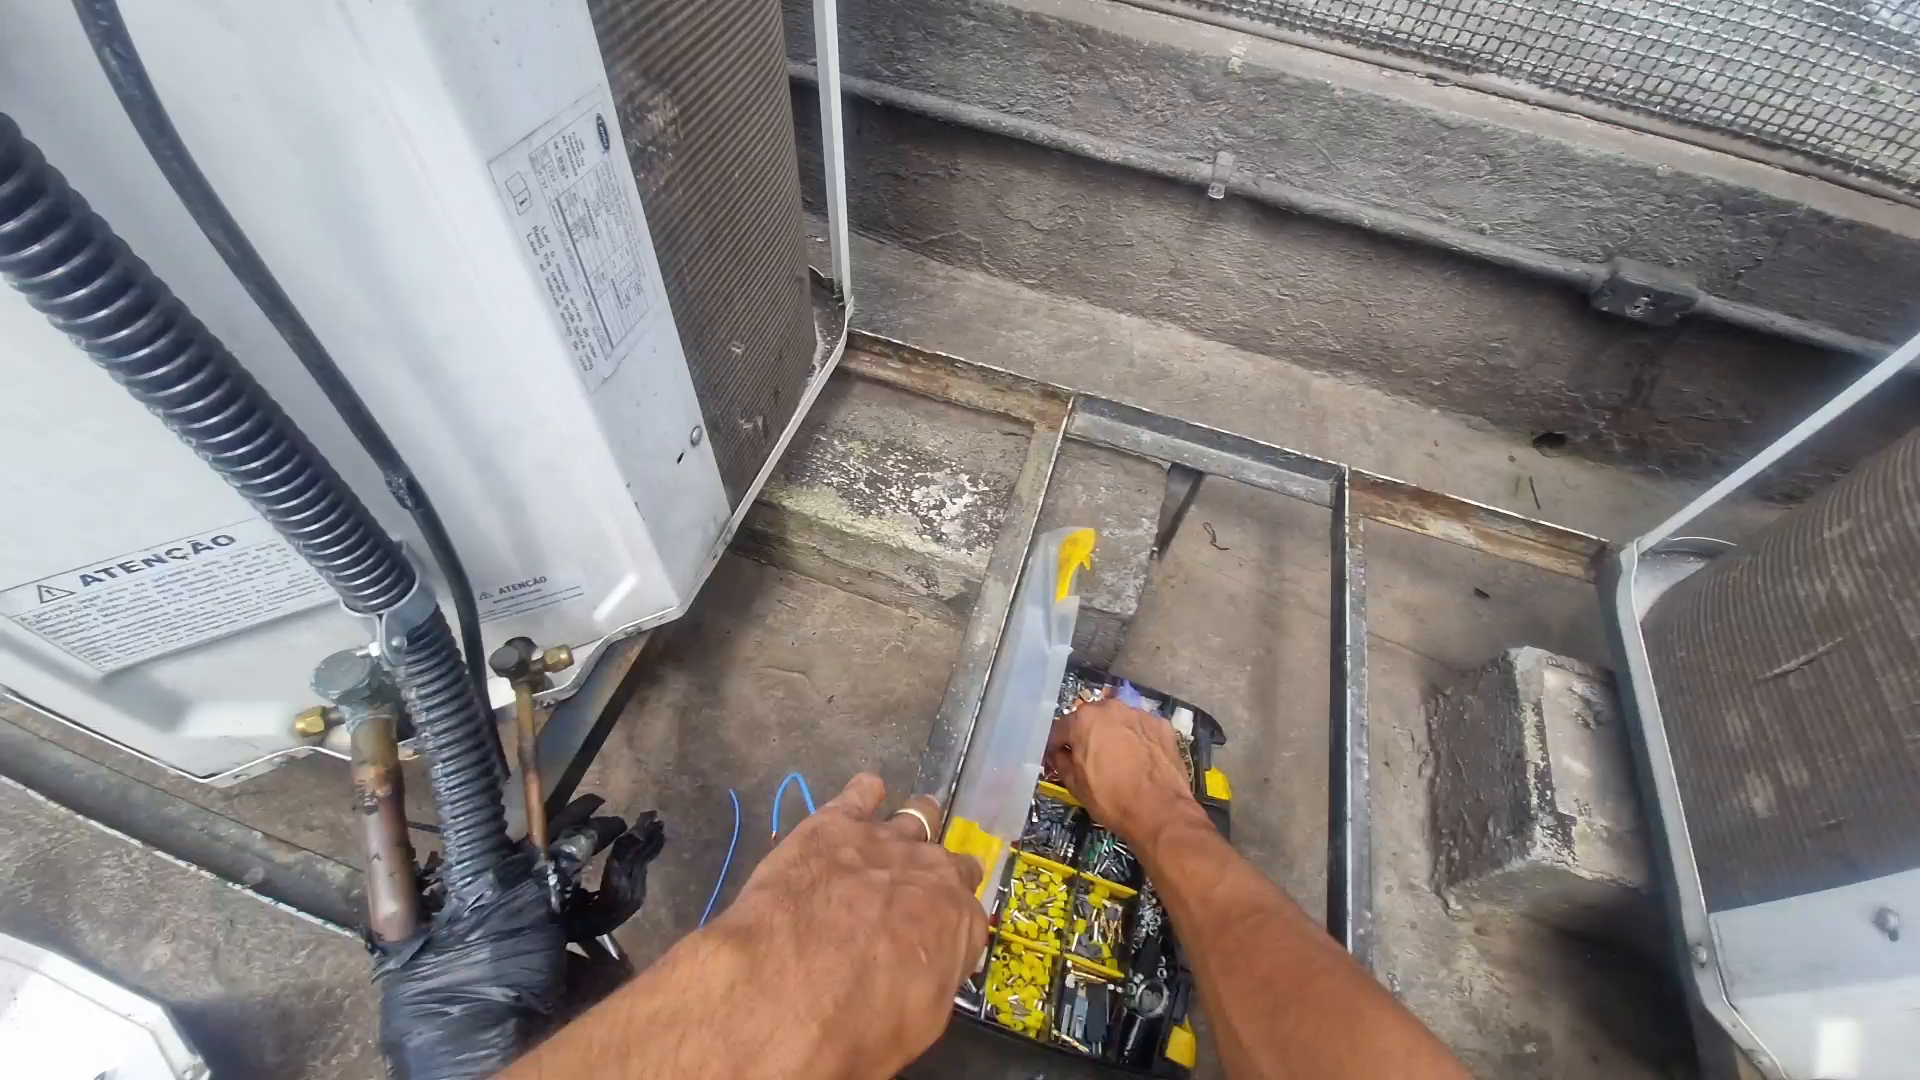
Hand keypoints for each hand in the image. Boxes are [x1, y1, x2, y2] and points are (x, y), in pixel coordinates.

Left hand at [705, 773, 987, 1079]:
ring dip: (914, 826)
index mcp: (958, 920)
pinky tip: (864, 797)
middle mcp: (931, 870)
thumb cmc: (858, 1026)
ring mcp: (885, 840)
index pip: (969, 914)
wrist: (790, 986)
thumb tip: (925, 963)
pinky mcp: (837, 822)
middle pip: (949, 861)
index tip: (933, 937)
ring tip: (899, 836)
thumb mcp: (916, 1024)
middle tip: (915, 892)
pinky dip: (866, 793)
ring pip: (918, 814)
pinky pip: (863, 791)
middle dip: (938, 874)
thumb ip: (931, 977)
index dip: (949, 925)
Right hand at [1046, 698, 1203, 849]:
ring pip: (1118, 721)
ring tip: (1119, 760)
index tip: (1057, 758)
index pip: (1060, 728)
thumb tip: (1059, 754)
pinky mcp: (1162, 725)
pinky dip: (1138, 739)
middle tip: (1089, 759)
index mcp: (1084, 719)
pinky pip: (1141, 729)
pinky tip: (1140, 759)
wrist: (1161, 812)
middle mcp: (1111, 708)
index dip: (1056, 745)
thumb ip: (1061, 762)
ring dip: (1113, 734)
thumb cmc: (1112, 798)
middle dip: (1087, 736)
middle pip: (1091, 719)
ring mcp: (1139, 714)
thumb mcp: (1075, 785)